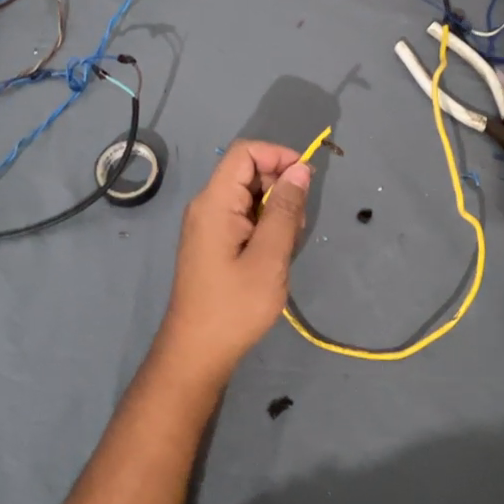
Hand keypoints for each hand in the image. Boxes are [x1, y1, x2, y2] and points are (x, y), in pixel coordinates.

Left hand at [153, 141, 311, 383]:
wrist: (197, 351)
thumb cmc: (234, 306)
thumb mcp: (269, 258)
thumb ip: (285, 210)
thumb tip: (299, 169)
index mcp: (215, 202)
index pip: (245, 152)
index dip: (278, 155)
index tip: (305, 180)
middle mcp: (207, 205)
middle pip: (248, 172)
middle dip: (280, 187)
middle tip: (296, 227)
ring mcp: (208, 224)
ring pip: (250, 196)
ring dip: (275, 211)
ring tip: (285, 248)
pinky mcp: (214, 242)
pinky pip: (244, 217)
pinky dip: (265, 227)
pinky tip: (273, 257)